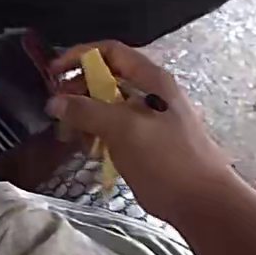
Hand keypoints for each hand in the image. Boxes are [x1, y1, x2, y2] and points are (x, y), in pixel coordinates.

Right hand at [46, 41, 237, 219]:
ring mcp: (147, 119)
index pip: (110, 52)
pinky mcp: (143, 142)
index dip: (79, 56)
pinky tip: (90, 150)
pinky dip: (96, 135)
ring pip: (106, 106)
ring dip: (85, 116)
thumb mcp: (124, 129)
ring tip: (73, 135)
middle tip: (59, 111)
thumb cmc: (167, 160)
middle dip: (78, 91)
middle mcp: (150, 94)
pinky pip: (112, 129)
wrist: (202, 202)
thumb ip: (87, 112)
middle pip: (105, 78)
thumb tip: (55, 102)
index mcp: (152, 80)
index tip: (54, 73)